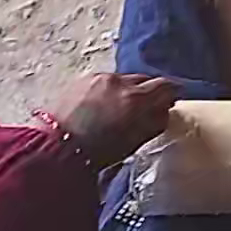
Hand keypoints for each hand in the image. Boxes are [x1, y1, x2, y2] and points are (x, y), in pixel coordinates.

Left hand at [50, 73, 180, 168]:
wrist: (57, 147)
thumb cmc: (99, 152)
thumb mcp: (135, 142)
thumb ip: (155, 122)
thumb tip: (166, 110)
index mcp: (136, 100)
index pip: (164, 85)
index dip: (172, 91)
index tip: (172, 98)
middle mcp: (120, 82)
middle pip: (145, 79)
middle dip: (149, 90)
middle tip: (148, 105)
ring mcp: (101, 78)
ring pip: (125, 79)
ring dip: (129, 89)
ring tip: (123, 107)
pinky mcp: (84, 79)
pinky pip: (106, 80)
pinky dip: (111, 89)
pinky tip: (105, 104)